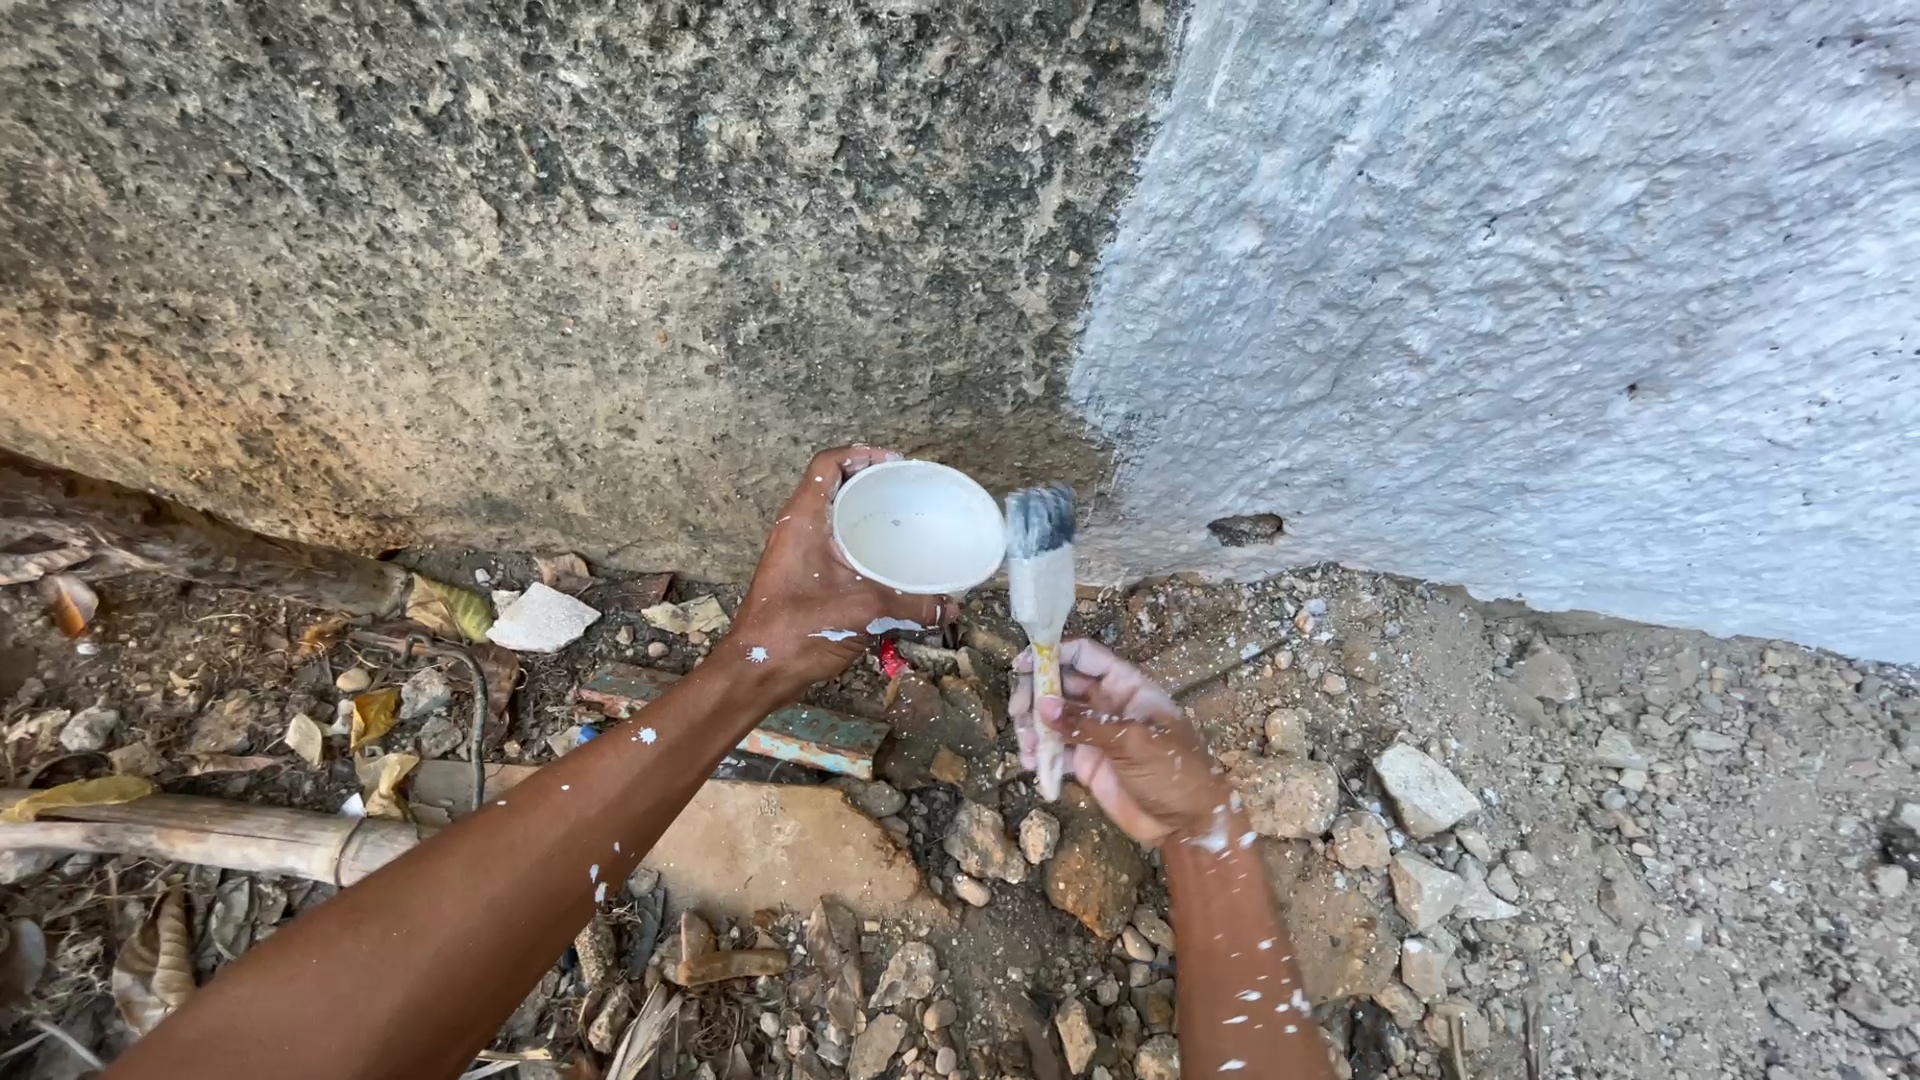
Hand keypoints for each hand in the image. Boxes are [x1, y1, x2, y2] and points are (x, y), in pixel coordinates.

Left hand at [728, 446, 950, 691]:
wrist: (758, 672)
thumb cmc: (798, 630)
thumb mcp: (863, 610)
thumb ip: (911, 606)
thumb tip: (951, 607)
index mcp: (804, 519)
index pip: (828, 464)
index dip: (861, 454)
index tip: (895, 464)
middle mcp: (799, 529)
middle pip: (835, 486)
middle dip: (870, 483)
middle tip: (907, 492)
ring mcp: (799, 554)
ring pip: (836, 519)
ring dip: (865, 516)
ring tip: (903, 523)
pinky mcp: (804, 578)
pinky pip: (837, 547)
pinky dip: (861, 546)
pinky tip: (889, 564)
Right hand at [1009, 638, 1231, 844]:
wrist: (1189, 825)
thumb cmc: (1176, 773)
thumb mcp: (1134, 742)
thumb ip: (1087, 724)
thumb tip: (1043, 705)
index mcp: (1126, 685)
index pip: (1084, 656)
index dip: (1053, 654)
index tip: (1023, 665)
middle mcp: (1107, 703)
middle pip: (1061, 684)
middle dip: (1035, 693)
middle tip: (1018, 712)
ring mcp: (1095, 732)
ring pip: (1053, 716)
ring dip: (1033, 726)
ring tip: (1026, 745)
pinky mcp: (1086, 761)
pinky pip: (1055, 749)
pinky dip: (1040, 754)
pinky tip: (1032, 764)